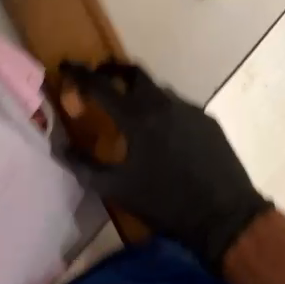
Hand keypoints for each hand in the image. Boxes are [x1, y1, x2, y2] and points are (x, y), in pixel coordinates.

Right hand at [56, 62, 272, 271]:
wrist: (225, 216)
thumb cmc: (166, 204)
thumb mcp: (117, 189)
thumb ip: (84, 166)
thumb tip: (59, 147)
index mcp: (136, 117)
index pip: (100, 85)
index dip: (80, 74)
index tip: (67, 66)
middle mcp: (162, 102)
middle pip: (133, 72)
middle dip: (113, 71)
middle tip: (100, 80)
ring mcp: (188, 108)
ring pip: (157, 89)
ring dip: (140, 93)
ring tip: (132, 114)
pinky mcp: (206, 119)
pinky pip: (178, 107)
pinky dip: (163, 112)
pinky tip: (164, 136)